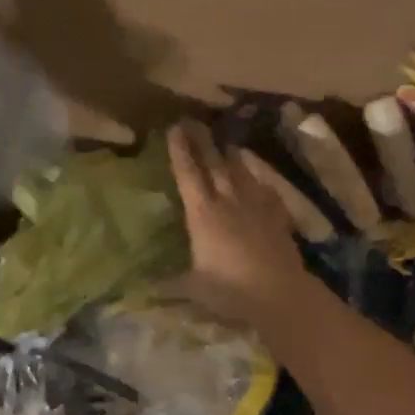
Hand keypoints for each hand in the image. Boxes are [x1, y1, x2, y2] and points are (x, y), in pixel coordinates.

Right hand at [167, 121, 312, 326]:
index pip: (188, 174)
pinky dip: (258, 177)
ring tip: (225, 143)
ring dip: (231, 155)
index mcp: (203, 214)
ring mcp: (256, 205)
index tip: (175, 128)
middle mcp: (228, 201)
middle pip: (215, 164)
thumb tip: (135, 292)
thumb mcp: (193, 288)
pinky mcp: (277, 215)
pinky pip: (266, 188)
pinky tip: (257, 176)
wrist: (279, 293)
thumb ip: (167, 285)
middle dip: (203, 141)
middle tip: (195, 122)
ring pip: (241, 171)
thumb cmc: (230, 290)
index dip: (180, 151)